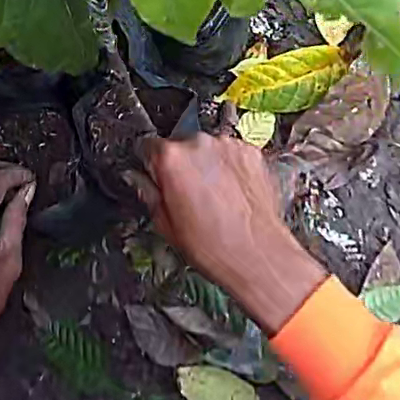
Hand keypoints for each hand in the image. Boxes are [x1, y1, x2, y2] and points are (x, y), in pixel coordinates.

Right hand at [136, 133, 325, 334]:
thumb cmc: (214, 247)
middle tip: (188, 195)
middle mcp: (199, 143)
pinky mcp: (251, 152)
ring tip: (215, 197)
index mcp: (171, 158)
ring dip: (207, 165)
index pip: (148, 146)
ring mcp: (228, 144)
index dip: (151, 164)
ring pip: (207, 149)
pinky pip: (231, 154)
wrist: (260, 256)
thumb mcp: (166, 226)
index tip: (156, 176)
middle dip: (181, 165)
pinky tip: (232, 193)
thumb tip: (139, 180)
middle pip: (180, 145)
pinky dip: (230, 167)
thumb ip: (149, 193)